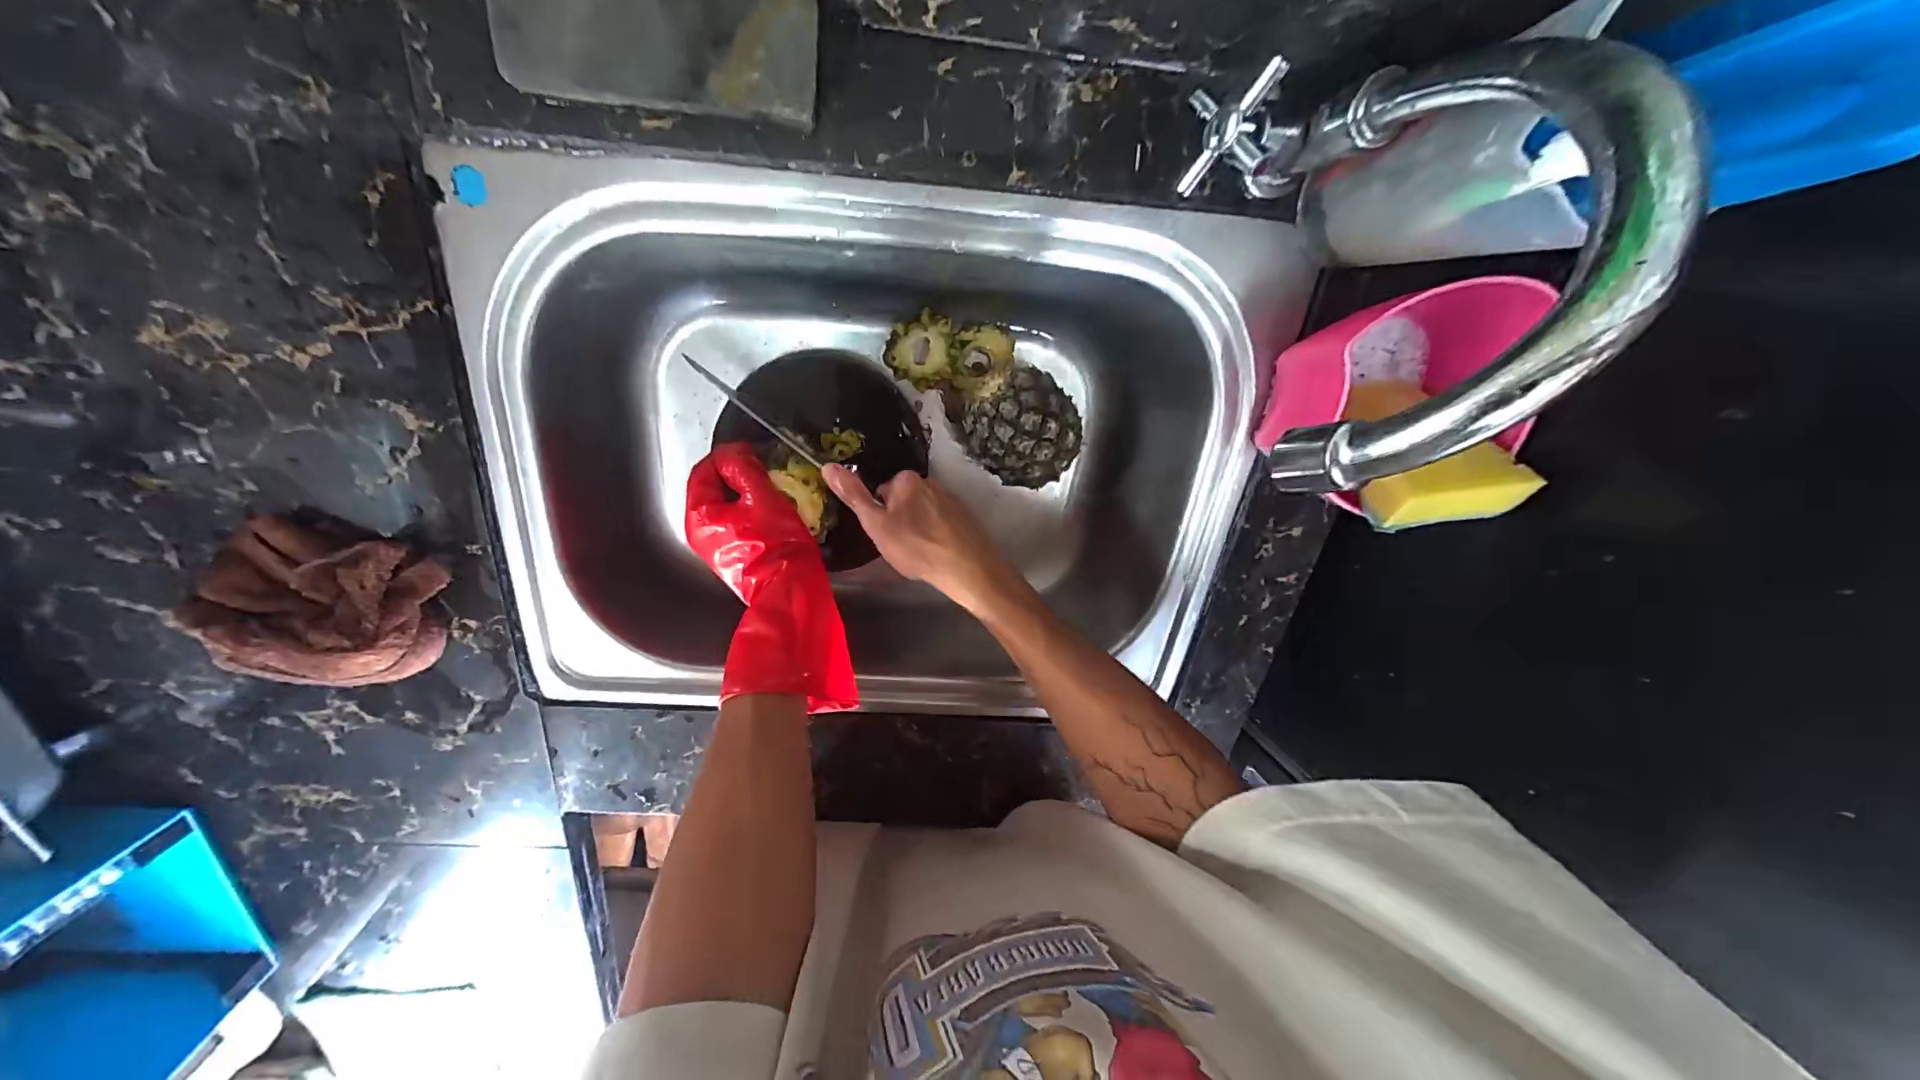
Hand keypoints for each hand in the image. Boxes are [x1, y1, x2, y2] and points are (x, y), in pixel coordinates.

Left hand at [686, 442, 816, 603]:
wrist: (790, 591)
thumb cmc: (777, 549)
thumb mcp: (763, 497)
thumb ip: (744, 468)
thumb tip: (734, 453)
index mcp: (699, 516)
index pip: (703, 471)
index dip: (727, 455)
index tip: (750, 452)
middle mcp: (701, 534)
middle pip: (715, 490)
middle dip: (739, 476)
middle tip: (764, 471)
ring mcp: (717, 549)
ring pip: (729, 508)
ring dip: (749, 495)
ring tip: (773, 492)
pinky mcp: (735, 558)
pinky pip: (739, 526)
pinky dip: (753, 514)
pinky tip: (774, 514)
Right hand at [822, 465, 1020, 613]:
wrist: (967, 568)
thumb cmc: (916, 547)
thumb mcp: (876, 524)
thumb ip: (853, 496)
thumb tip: (828, 466)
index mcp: (906, 480)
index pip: (882, 491)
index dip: (880, 515)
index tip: (884, 534)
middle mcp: (931, 482)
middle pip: (904, 501)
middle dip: (901, 520)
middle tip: (901, 547)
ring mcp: (952, 499)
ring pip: (924, 512)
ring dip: (920, 529)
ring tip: (920, 553)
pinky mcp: (967, 517)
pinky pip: (943, 523)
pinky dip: (938, 535)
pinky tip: (938, 554)